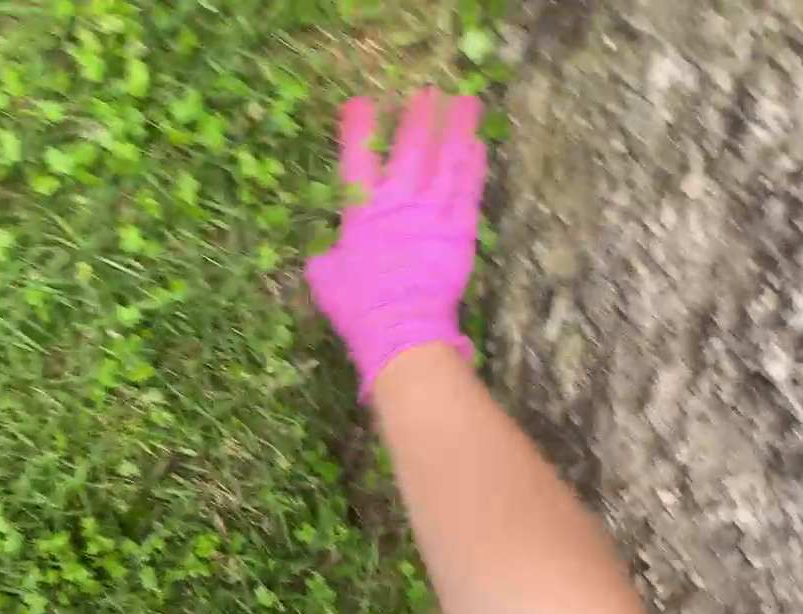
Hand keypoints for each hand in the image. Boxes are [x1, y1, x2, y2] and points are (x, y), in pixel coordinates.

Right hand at [306, 90, 489, 393]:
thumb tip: (327, 249)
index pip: (357, 159)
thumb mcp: (325, 279)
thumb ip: (326, 254)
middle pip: (411, 146)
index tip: (359, 104)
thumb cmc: (357, 307)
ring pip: (448, 159)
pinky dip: (473, 164)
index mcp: (361, 213)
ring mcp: (434, 212)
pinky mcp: (460, 228)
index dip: (358, 128)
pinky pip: (469, 187)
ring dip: (456, 128)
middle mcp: (399, 201)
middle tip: (426, 93)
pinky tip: (477, 146)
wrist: (401, 330)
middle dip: (418, 116)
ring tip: (464, 103)